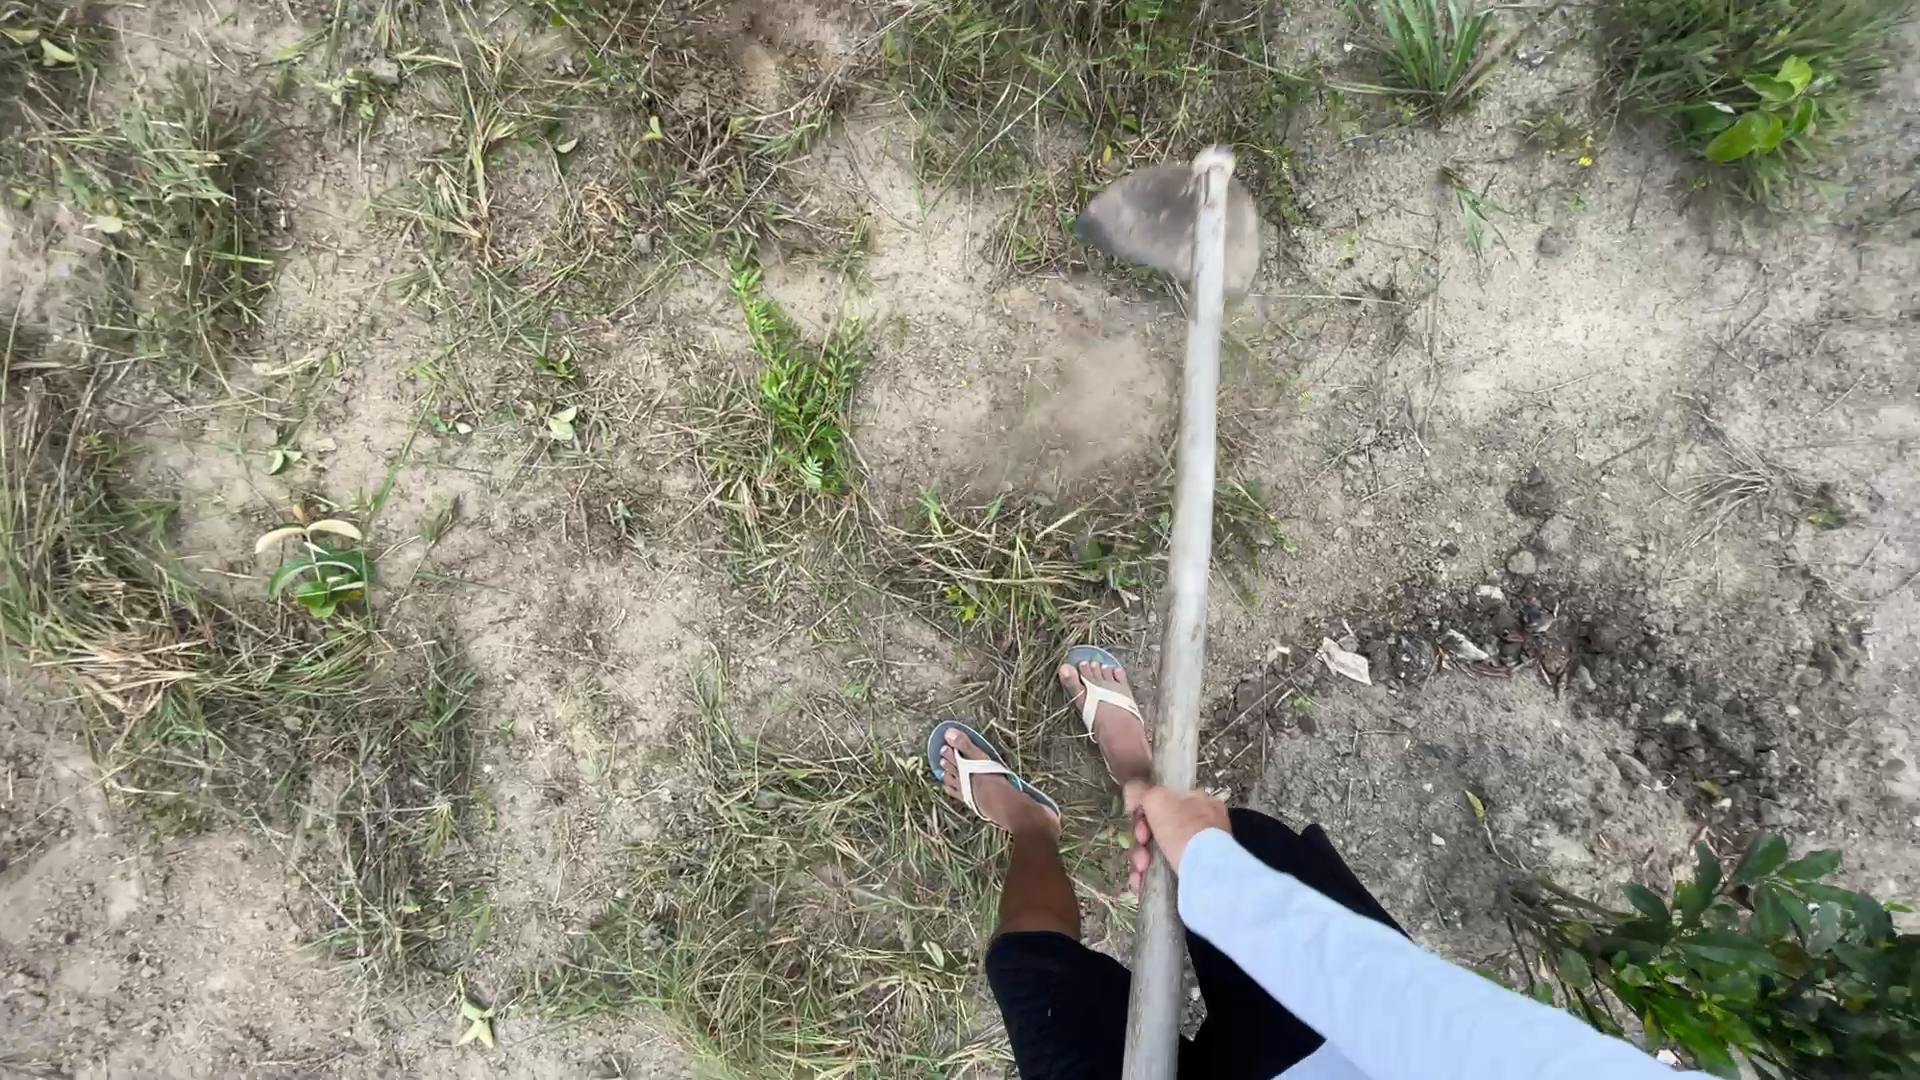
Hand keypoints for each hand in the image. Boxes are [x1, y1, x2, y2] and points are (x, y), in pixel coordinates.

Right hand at [1123, 781, 1229, 887]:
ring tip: (1141, 867)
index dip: (1146, 808)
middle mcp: (1202, 827)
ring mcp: (1197, 854)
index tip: (1137, 816)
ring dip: (1140, 857)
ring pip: (1157, 851)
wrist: (1205, 874)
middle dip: (1141, 837)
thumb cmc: (1183, 829)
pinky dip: (1147, 875)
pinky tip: (1139, 880)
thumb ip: (1140, 791)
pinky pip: (1162, 872)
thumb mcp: (1157, 798)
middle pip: (1158, 827)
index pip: (1166, 800)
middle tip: (1141, 842)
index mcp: (1200, 802)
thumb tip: (1131, 792)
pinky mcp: (1191, 877)